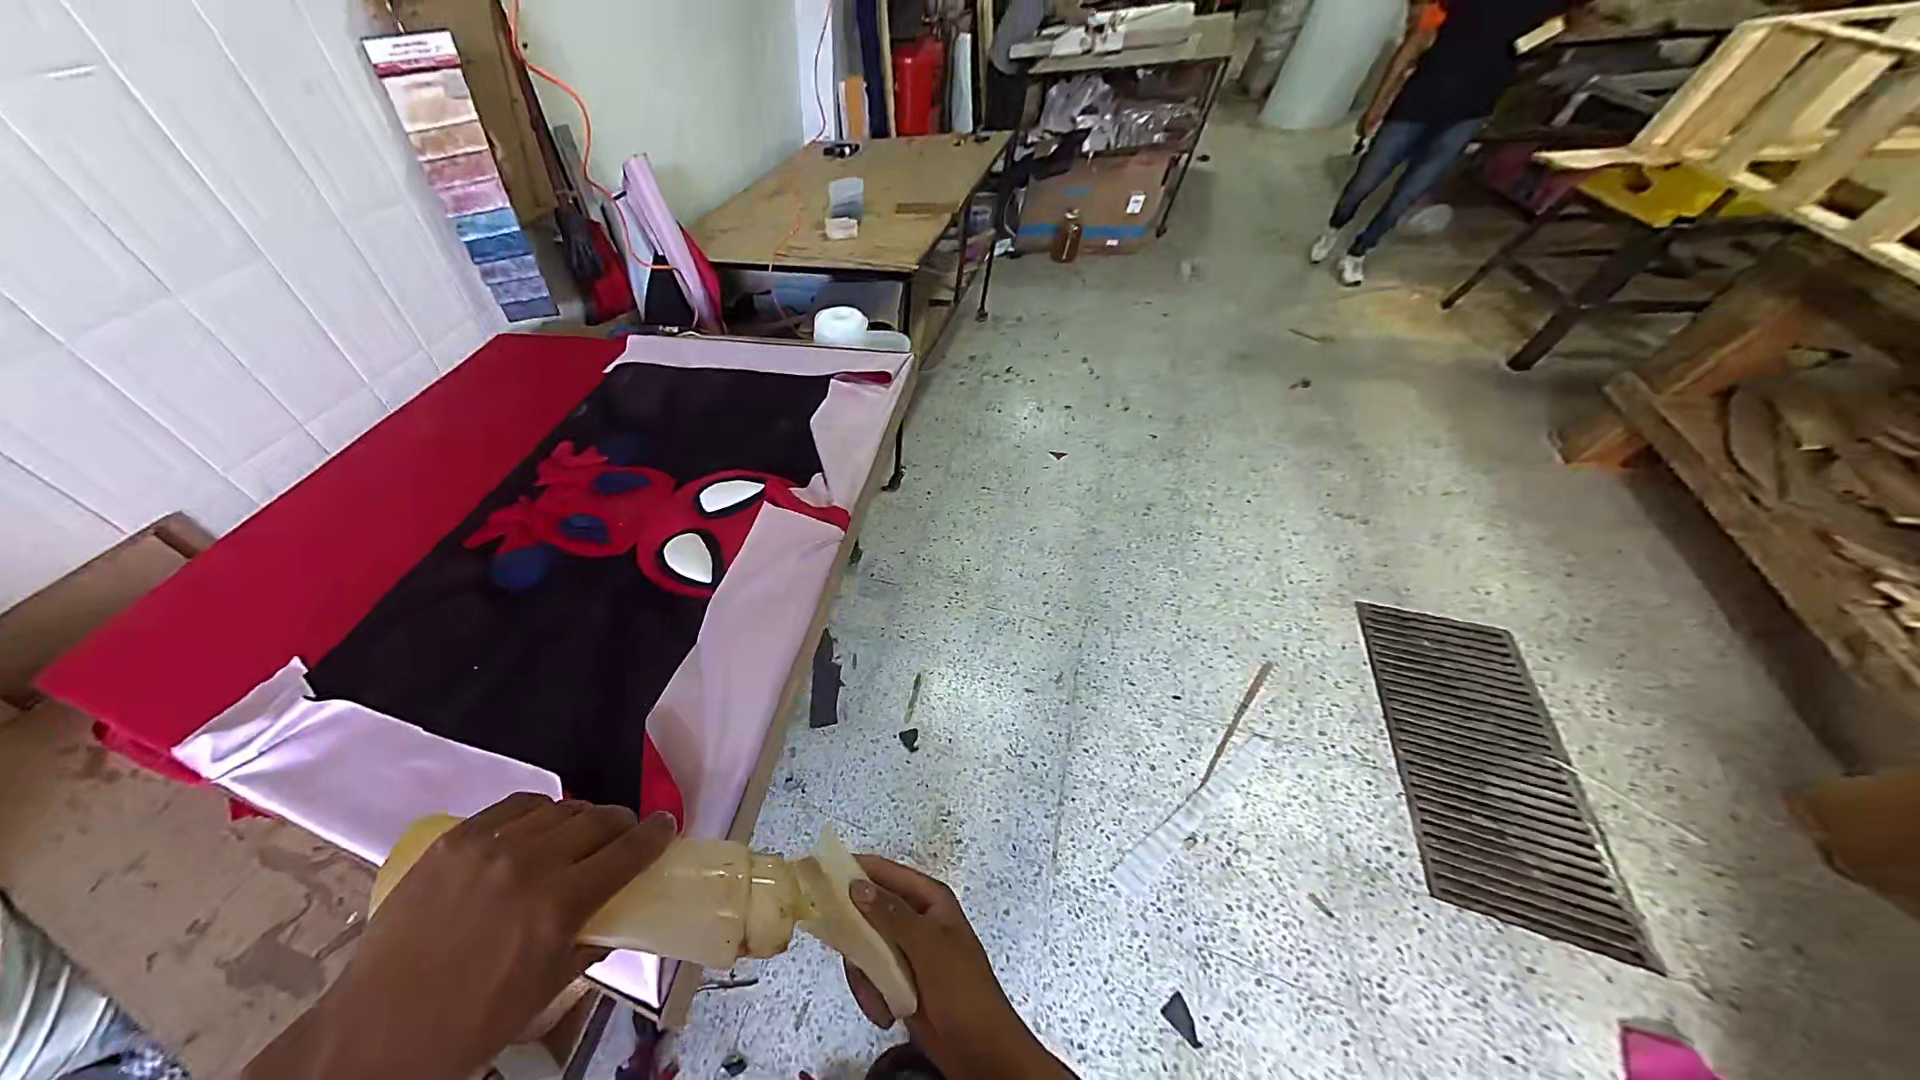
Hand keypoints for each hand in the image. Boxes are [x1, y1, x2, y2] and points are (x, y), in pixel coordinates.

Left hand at [243, 794, 675, 1079]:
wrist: (373, 1035)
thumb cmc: (473, 1021)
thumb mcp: (550, 987)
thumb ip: (594, 937)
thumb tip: (621, 909)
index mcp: (559, 906)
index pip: (628, 851)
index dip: (656, 834)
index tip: (667, 826)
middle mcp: (530, 865)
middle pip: (599, 820)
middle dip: (623, 824)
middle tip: (625, 835)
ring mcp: (488, 848)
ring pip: (560, 808)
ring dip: (582, 817)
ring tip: (579, 833)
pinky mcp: (454, 841)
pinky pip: (514, 806)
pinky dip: (538, 811)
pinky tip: (538, 826)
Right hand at [842, 856, 1075, 1079]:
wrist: (978, 1049)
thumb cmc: (960, 988)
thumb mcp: (927, 946)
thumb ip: (891, 914)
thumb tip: (857, 884)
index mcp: (929, 899)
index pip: (886, 872)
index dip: (855, 869)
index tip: (820, 873)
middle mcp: (915, 917)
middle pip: (869, 910)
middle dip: (856, 936)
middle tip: (842, 949)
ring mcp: (906, 949)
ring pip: (864, 946)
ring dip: (865, 975)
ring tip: (877, 998)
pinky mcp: (898, 978)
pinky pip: (870, 974)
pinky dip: (872, 994)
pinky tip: (885, 1013)